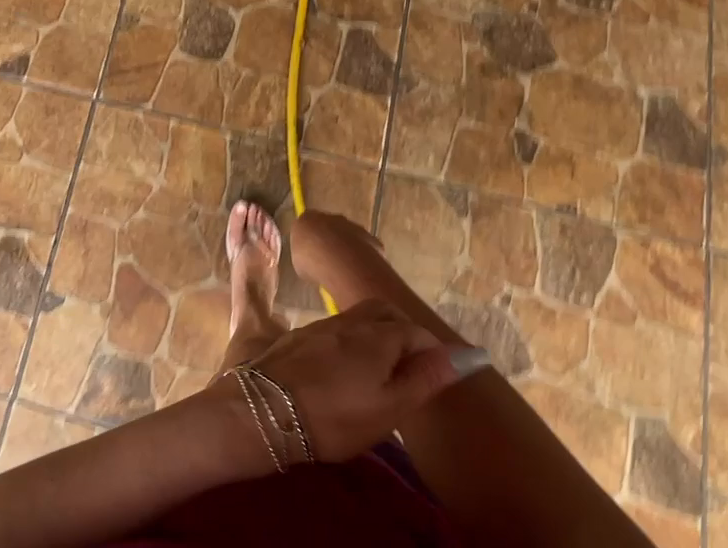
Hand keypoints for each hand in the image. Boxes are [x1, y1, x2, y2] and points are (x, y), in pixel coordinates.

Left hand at [236, 299, 462, 463]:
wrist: (262, 412)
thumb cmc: (335, 417)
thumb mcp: (390, 408)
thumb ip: (425, 379)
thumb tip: (465, 355)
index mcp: (377, 336)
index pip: (416, 331)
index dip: (433, 351)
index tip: (438, 372)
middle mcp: (348, 321)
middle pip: (384, 311)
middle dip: (403, 329)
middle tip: (411, 362)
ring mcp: (318, 326)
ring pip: (356, 319)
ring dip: (374, 334)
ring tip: (379, 368)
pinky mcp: (296, 338)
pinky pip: (333, 330)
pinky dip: (349, 341)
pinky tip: (343, 368)